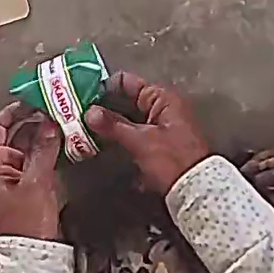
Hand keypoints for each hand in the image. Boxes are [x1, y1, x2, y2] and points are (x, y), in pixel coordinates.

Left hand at [0, 103, 63, 239]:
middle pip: (18, 133)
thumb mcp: (36, 181)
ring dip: (46, 133)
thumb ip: (43, 149)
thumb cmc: (27, 220)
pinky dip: (52, 148)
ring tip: (65, 121)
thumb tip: (50, 123)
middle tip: (56, 108)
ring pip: (32, 145)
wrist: (35, 251)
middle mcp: (5, 166)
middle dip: (36, 120)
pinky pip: (42, 158)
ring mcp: (20, 174)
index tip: (33, 100)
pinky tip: (67, 141)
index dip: (13, 111)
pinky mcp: (34, 183)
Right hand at [84, 72, 209, 194]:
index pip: (128, 82)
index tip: (83, 96)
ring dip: (111, 126)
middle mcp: (163, 108)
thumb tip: (90, 112)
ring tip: (84, 128)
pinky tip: (102, 145)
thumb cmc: (172, 160)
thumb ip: (114, 126)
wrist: (195, 190)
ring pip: (129, 120)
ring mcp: (161, 126)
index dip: (105, 87)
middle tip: (78, 113)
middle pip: (127, 101)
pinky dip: (121, 138)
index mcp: (162, 98)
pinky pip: (134, 135)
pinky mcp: (159, 145)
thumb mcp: (140, 141)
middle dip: (104, 108)